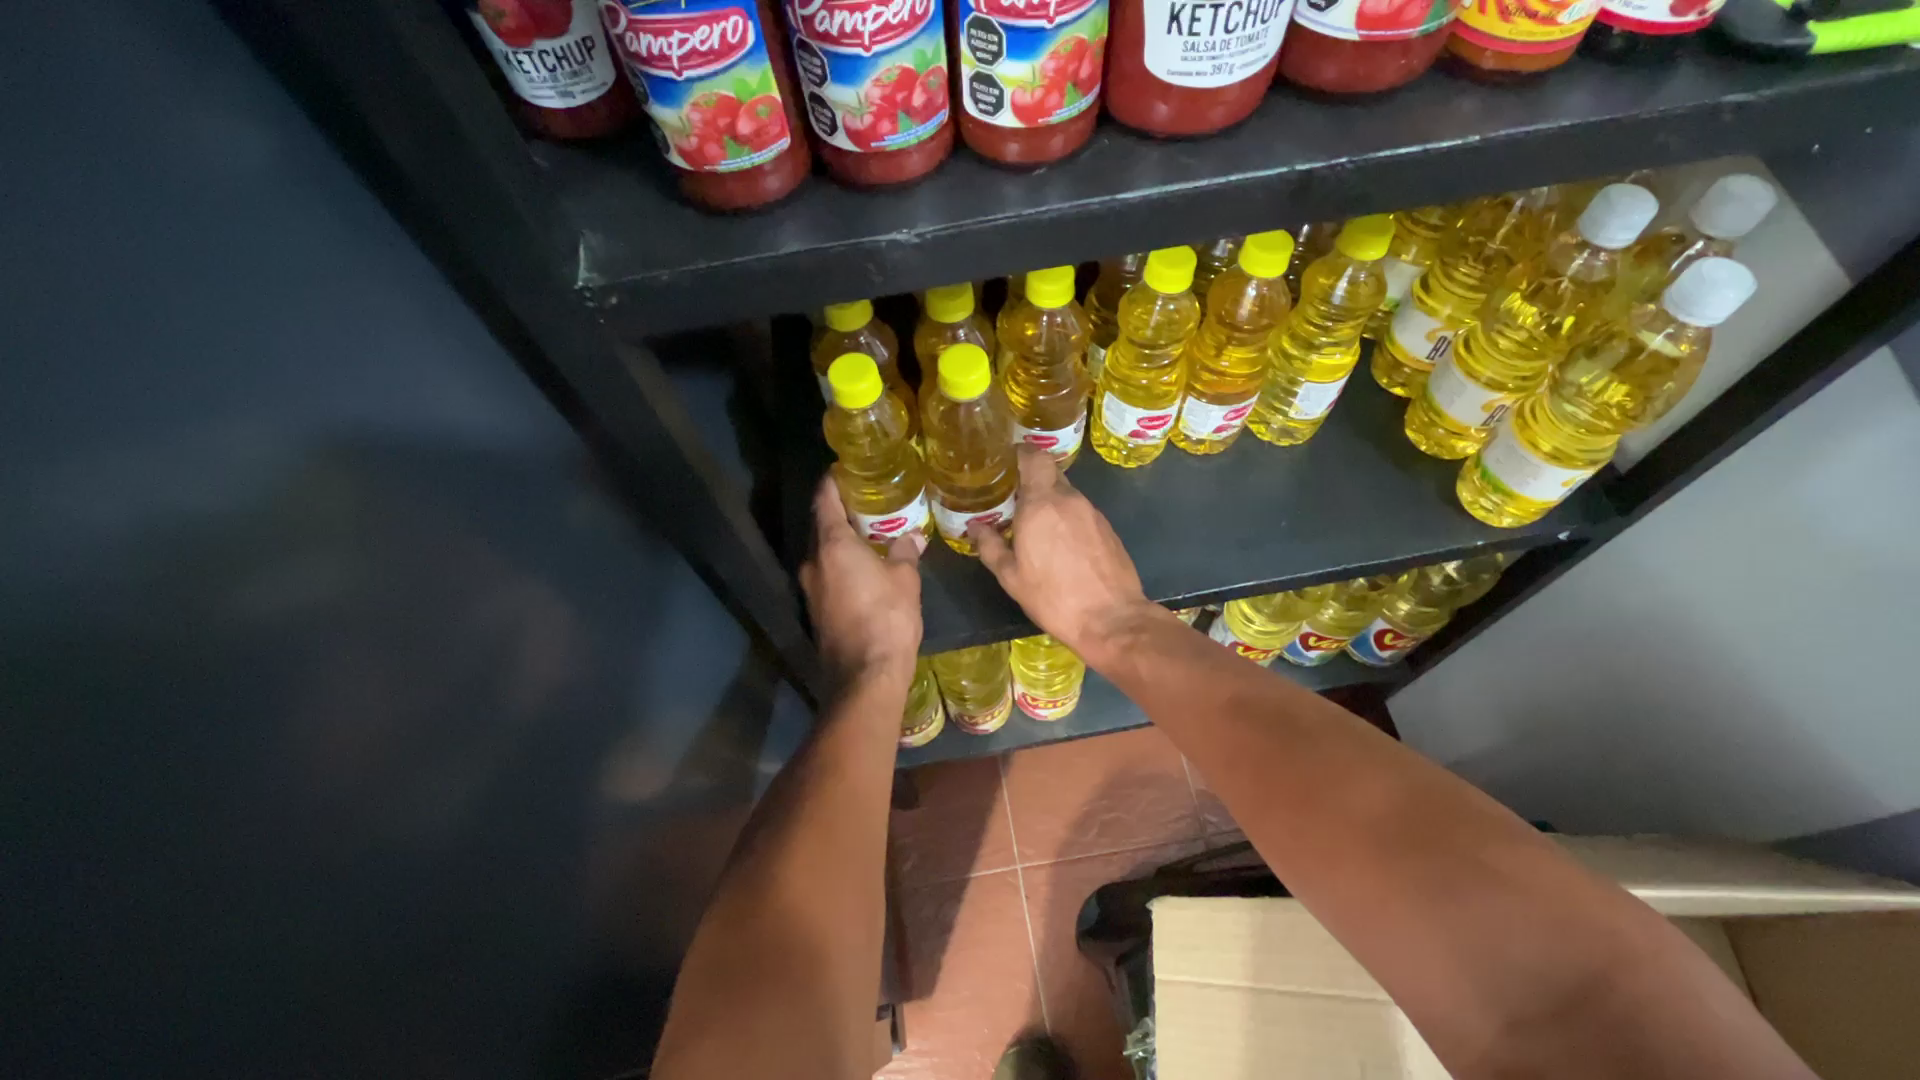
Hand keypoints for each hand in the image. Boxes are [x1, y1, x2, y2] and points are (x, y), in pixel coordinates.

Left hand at [800, 478, 924, 688]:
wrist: (865, 675)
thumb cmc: (886, 618)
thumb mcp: (904, 579)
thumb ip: (903, 552)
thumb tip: (910, 537)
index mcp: (832, 545)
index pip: (825, 500)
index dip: (832, 482)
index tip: (844, 470)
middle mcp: (813, 562)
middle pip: (821, 526)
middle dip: (840, 512)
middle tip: (866, 500)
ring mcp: (810, 589)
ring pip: (823, 554)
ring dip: (841, 542)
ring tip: (869, 533)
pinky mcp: (816, 611)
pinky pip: (827, 576)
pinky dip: (842, 565)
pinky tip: (864, 567)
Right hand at [969, 448, 1166, 666]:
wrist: (1112, 619)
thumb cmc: (1054, 598)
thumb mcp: (1011, 577)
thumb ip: (990, 546)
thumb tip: (974, 527)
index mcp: (1041, 504)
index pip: (1032, 457)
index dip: (1018, 454)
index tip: (1003, 465)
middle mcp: (1069, 500)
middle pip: (1049, 473)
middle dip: (1030, 482)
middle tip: (1012, 501)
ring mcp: (1092, 512)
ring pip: (1066, 494)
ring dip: (1050, 503)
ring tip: (1033, 527)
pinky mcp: (1107, 528)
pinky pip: (1081, 512)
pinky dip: (1067, 519)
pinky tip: (1060, 545)